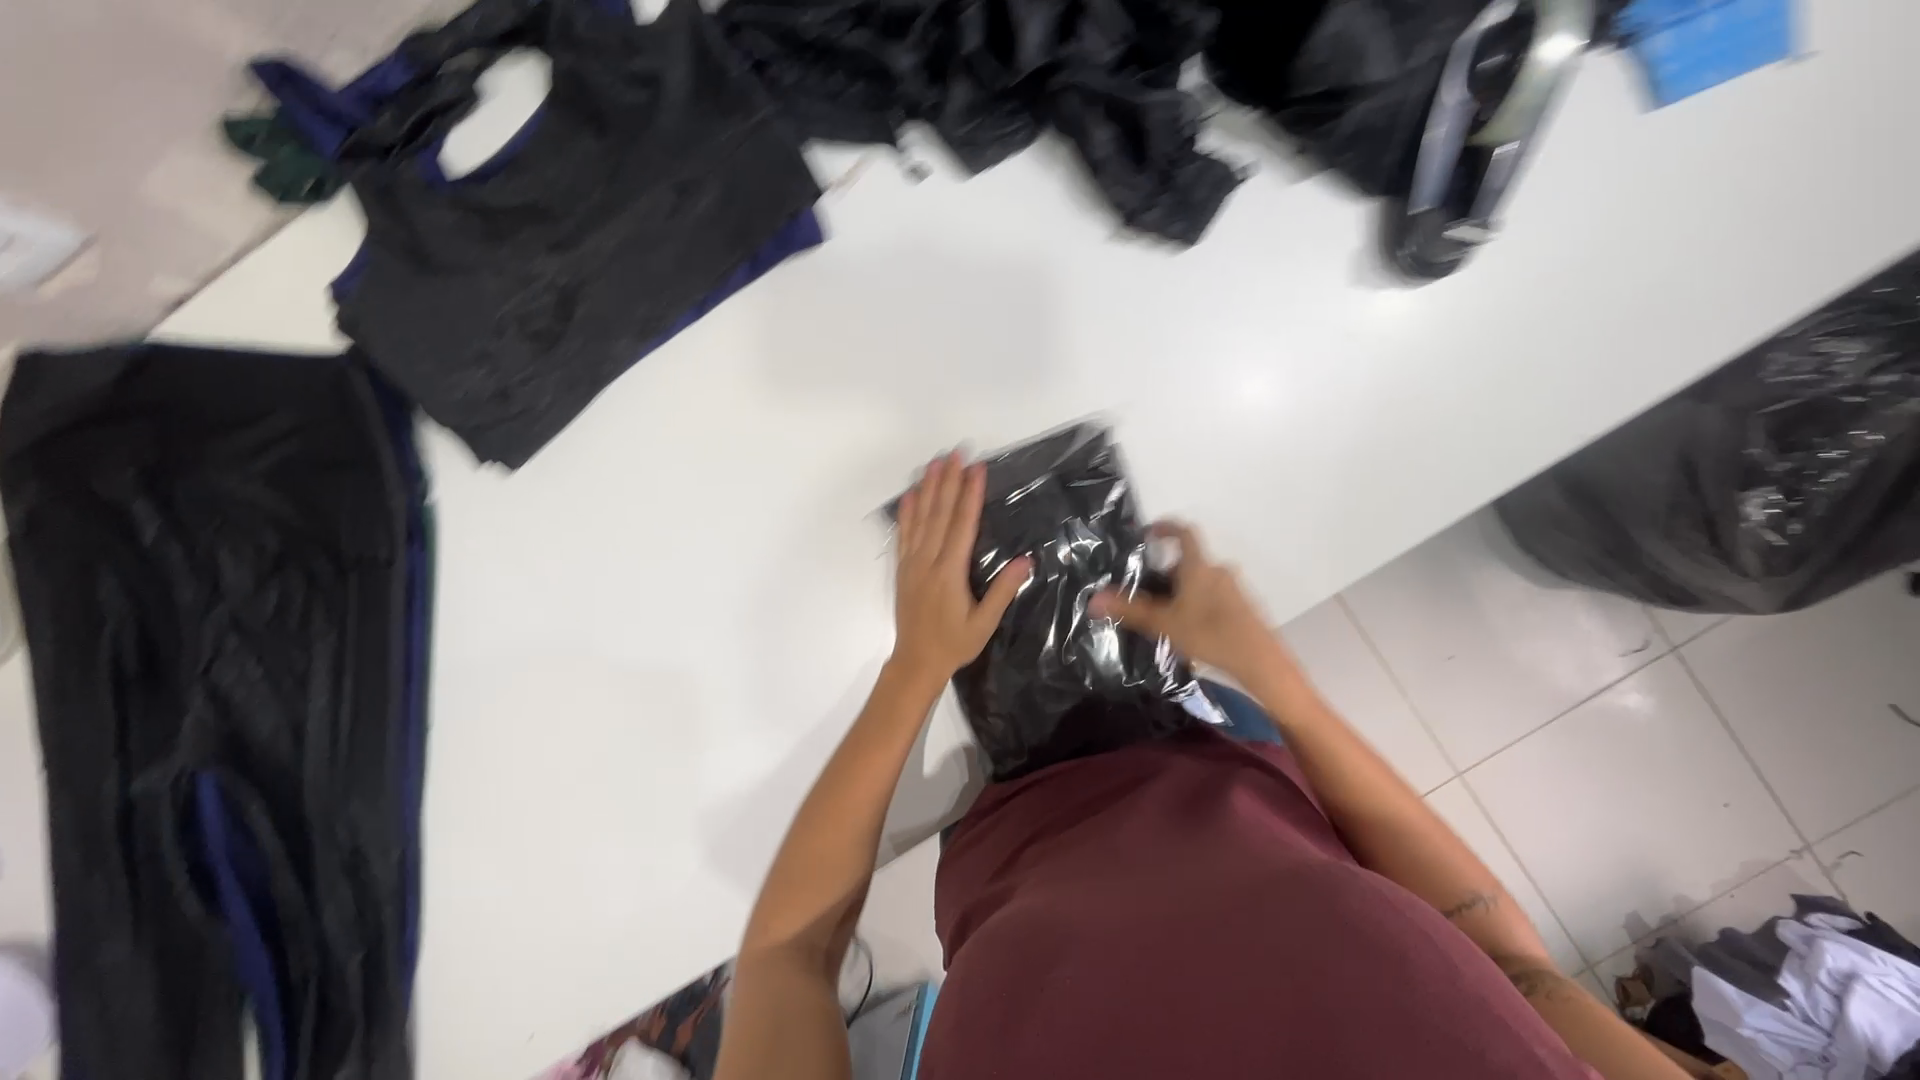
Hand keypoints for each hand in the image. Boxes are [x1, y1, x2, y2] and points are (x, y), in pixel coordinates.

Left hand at [891, 452, 1032, 685]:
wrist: (916, 662)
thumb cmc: (955, 644)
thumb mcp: (984, 623)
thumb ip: (1003, 591)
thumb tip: (1026, 561)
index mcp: (949, 573)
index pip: (962, 525)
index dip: (970, 495)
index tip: (976, 469)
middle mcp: (928, 562)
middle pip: (940, 514)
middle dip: (949, 481)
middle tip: (956, 453)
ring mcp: (912, 564)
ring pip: (921, 519)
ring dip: (929, 489)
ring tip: (935, 463)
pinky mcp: (902, 569)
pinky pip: (904, 535)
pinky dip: (907, 512)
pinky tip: (911, 495)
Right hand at [1090, 521, 1291, 685]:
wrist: (1261, 662)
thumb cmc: (1210, 635)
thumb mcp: (1164, 624)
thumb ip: (1130, 610)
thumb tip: (1094, 600)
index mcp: (1199, 567)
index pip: (1183, 533)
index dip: (1165, 528)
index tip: (1149, 532)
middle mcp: (1219, 571)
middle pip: (1189, 562)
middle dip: (1168, 574)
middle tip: (1149, 593)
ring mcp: (1235, 588)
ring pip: (1202, 581)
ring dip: (1184, 591)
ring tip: (1167, 616)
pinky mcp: (1245, 607)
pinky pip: (1215, 596)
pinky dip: (1200, 604)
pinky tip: (1192, 630)